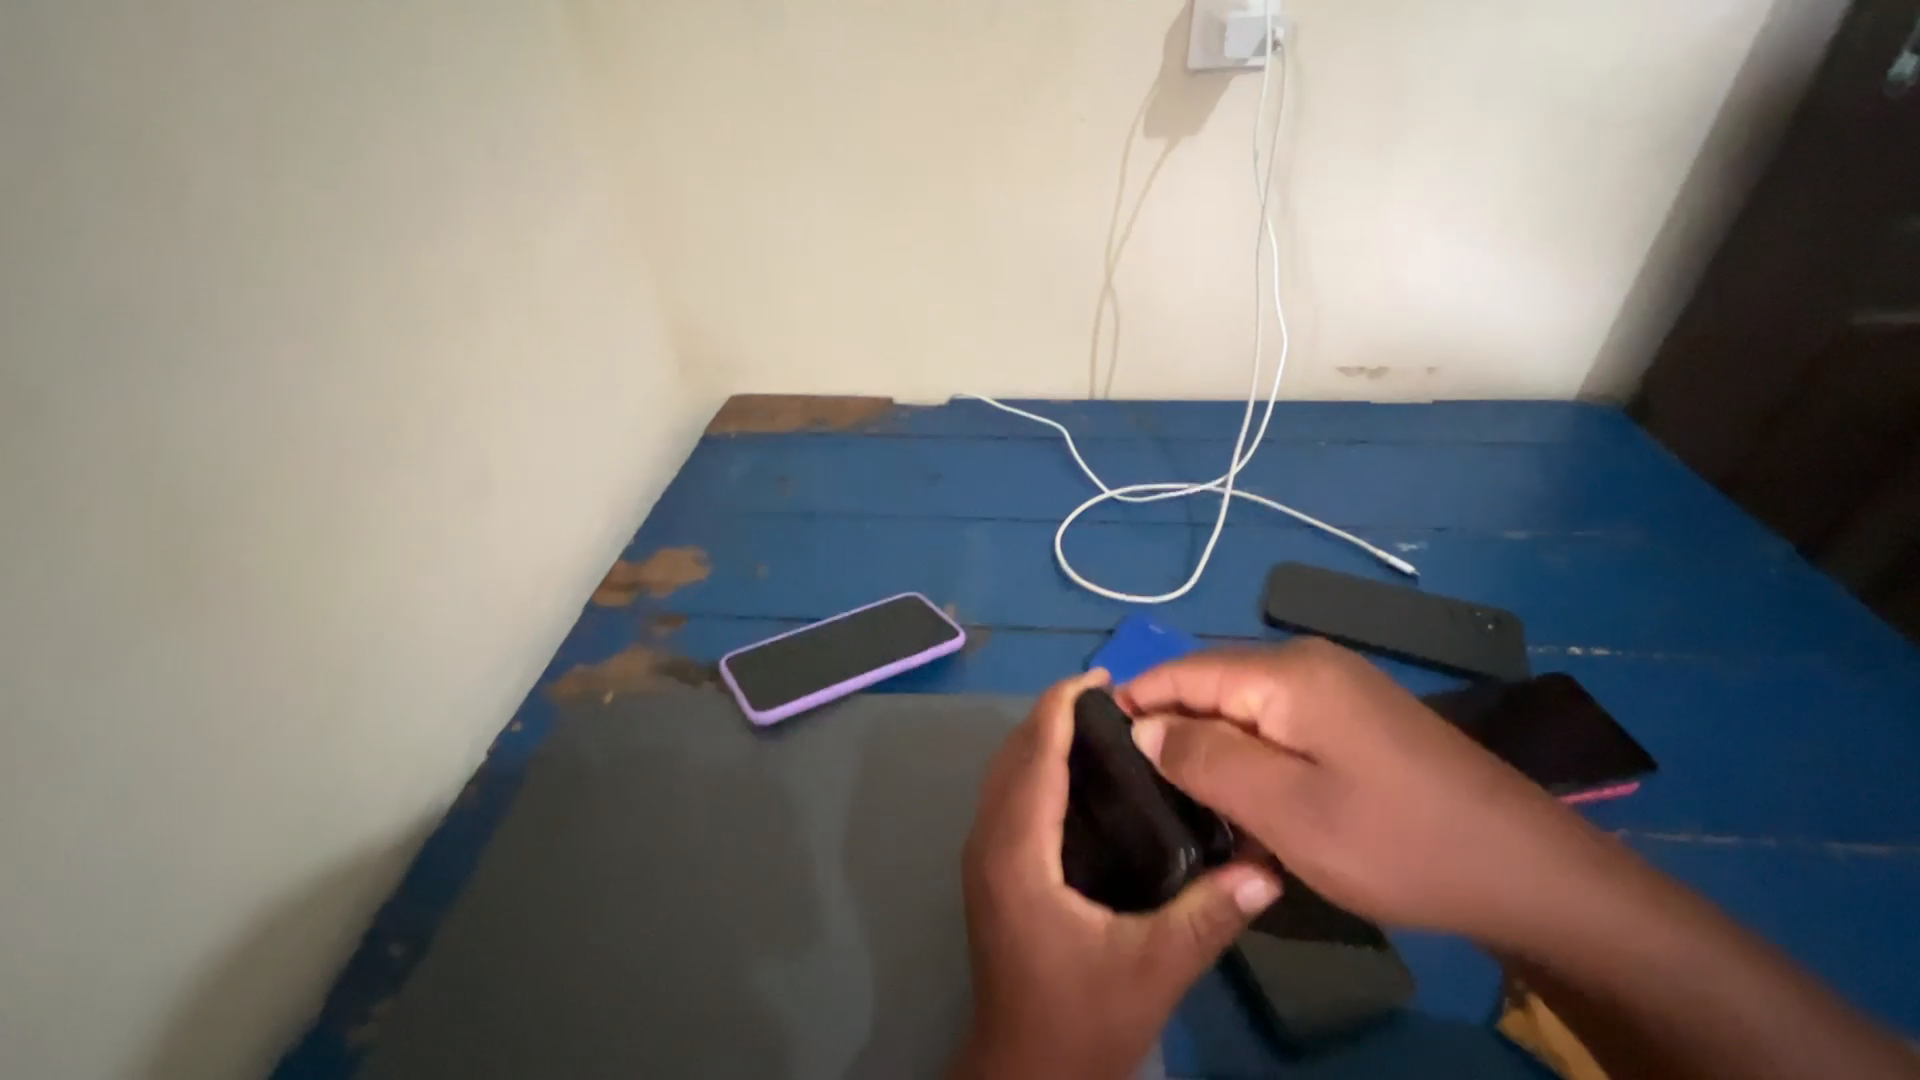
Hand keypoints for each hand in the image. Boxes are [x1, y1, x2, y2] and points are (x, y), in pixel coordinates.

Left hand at [952, 669, 1281, 1079]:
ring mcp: (984, 859)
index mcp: (1018, 852)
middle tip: (1112, 698)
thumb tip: (1269, 869)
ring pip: (1005, 776)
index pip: (1035, 757)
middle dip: (1053, 716)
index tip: (1101, 677)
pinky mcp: (992, 874)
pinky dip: (1036, 770)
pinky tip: (1079, 779)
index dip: (1060, 708)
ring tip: (1097, 724)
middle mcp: (990, 843)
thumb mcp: (1153, 971)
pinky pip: (1008, 798)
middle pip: (1014, 756)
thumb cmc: (1080, 1021)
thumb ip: (1208, 917)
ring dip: (1042, 740)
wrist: (1024, 1074)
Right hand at [1120, 639, 1618, 947]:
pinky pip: (1278, 725)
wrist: (1526, 874)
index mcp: (1286, 674)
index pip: (1182, 671)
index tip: (1097, 749)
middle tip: (1140, 791)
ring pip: (1243, 710)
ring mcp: (1337, 688)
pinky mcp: (1355, 718)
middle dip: (1172, 732)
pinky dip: (1251, 758)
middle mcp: (1308, 664)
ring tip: (1184, 802)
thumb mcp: (1285, 810)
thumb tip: (1142, 727)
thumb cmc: (1396, 842)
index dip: (1135, 704)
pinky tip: (1245, 800)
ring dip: (1212, 751)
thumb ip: (1203, 760)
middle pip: (1211, 686)